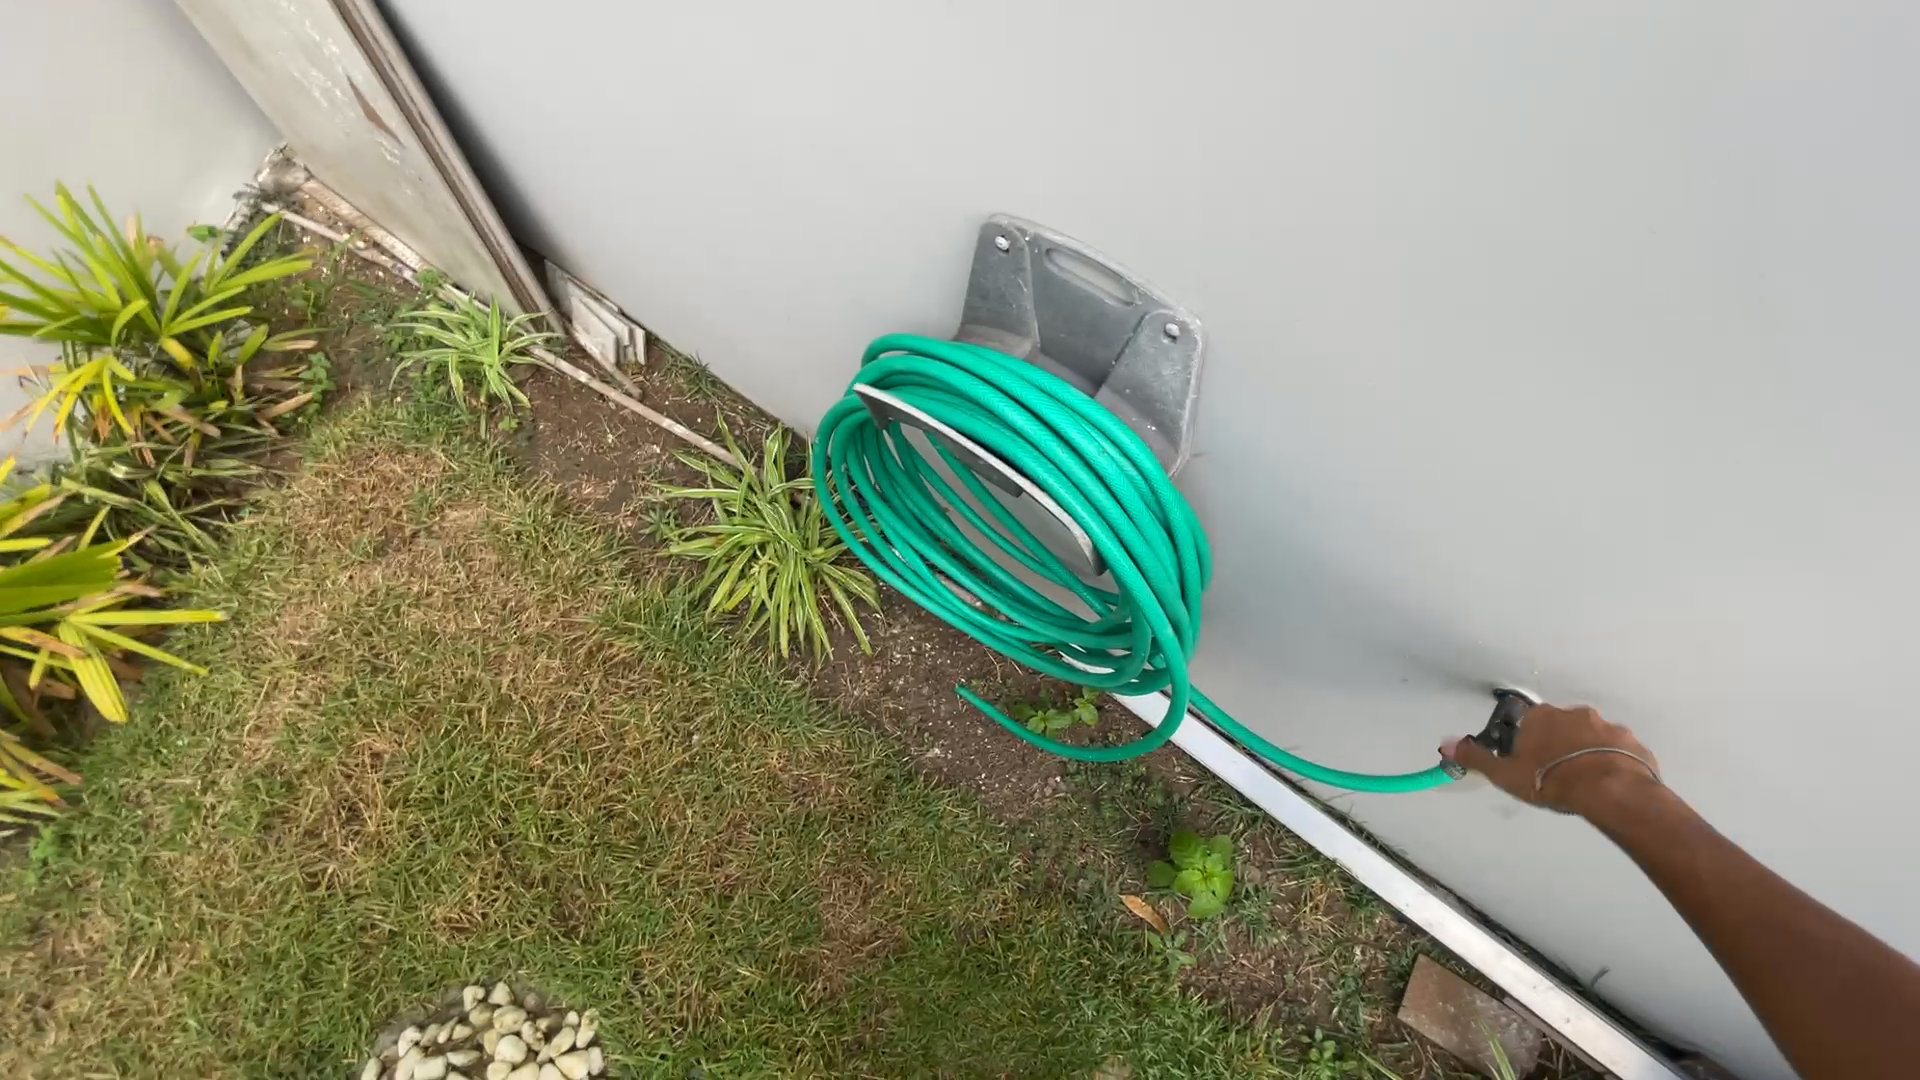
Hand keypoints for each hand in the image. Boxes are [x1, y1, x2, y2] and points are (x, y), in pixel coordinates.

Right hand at [1441, 703, 1660, 816]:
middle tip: (1557, 769)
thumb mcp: (1504, 773)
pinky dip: (1615, 762)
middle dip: (1560, 742)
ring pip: (1594, 737)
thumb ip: (1475, 757)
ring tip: (1586, 779)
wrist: (1612, 794)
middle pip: (1563, 725)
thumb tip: (1444, 745)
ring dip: (1588, 751)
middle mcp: (1575, 714)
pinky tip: (1610, 783)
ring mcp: (1610, 728)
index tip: (1529, 758)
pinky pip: (1621, 751)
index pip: (1529, 719)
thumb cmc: (1551, 779)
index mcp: (1541, 716)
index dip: (1528, 739)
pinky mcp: (1637, 746)